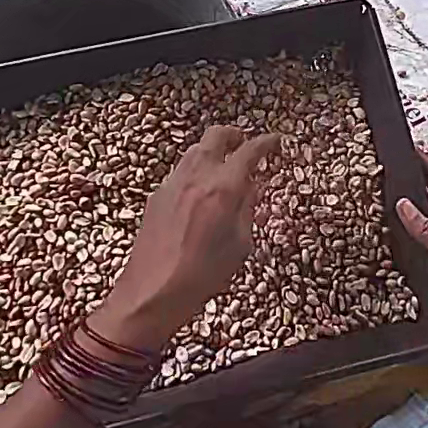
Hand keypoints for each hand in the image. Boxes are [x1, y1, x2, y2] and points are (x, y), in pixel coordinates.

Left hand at [98, 127, 280, 345]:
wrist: (152, 291)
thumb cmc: (200, 277)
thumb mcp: (239, 245)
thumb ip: (248, 209)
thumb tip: (253, 189)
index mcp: (223, 189)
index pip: (250, 151)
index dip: (266, 142)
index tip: (275, 141)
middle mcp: (196, 177)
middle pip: (216, 135)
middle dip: (235, 136)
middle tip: (246, 145)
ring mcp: (173, 183)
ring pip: (196, 150)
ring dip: (213, 151)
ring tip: (224, 169)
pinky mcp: (157, 195)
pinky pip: (180, 171)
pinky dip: (195, 171)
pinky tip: (201, 192)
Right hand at [395, 149, 427, 343]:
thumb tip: (402, 202)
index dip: (424, 163)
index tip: (404, 148)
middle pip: (426, 196)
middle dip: (407, 180)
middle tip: (380, 167)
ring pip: (419, 215)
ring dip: (401, 204)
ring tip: (375, 192)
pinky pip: (415, 235)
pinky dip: (401, 227)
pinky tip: (385, 227)